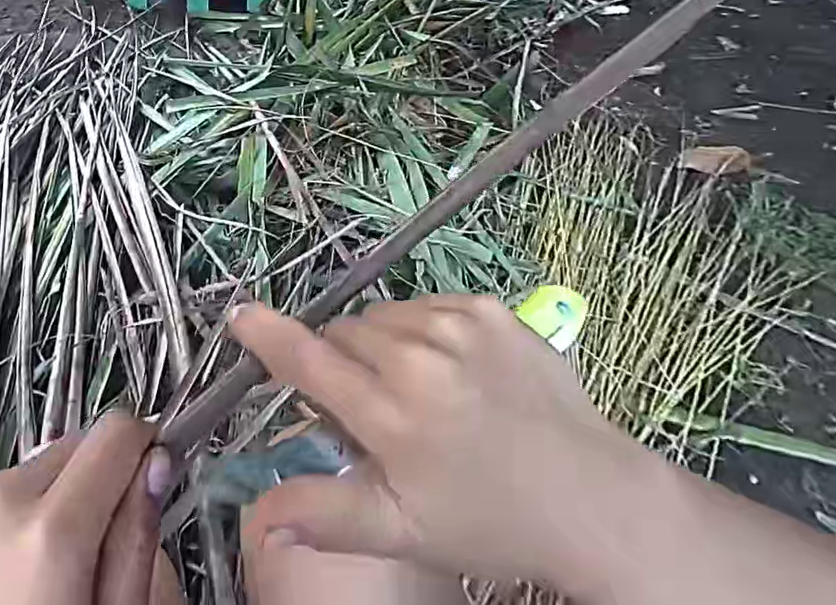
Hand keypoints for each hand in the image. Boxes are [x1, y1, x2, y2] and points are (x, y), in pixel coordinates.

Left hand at [0, 413, 173, 604]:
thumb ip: (136, 541)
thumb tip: (155, 468)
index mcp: (48, 531)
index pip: (119, 432)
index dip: (146, 449)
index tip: (154, 477)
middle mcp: (2, 501)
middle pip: (84, 443)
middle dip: (105, 480)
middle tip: (105, 549)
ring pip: (51, 461)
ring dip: (68, 494)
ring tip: (60, 566)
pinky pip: (14, 484)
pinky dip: (32, 509)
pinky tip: (26, 567)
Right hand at [228, 296, 661, 592]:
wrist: (595, 497)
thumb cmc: (491, 522)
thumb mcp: (405, 531)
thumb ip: (327, 516)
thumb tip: (259, 519)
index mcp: (395, 414)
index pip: (313, 362)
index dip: (270, 337)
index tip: (241, 314)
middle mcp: (421, 357)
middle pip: (347, 336)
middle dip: (344, 363)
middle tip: (374, 407)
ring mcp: (458, 323)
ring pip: (383, 317)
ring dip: (381, 344)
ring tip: (418, 388)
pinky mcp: (488, 307)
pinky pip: (425, 305)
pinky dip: (422, 330)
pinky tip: (451, 368)